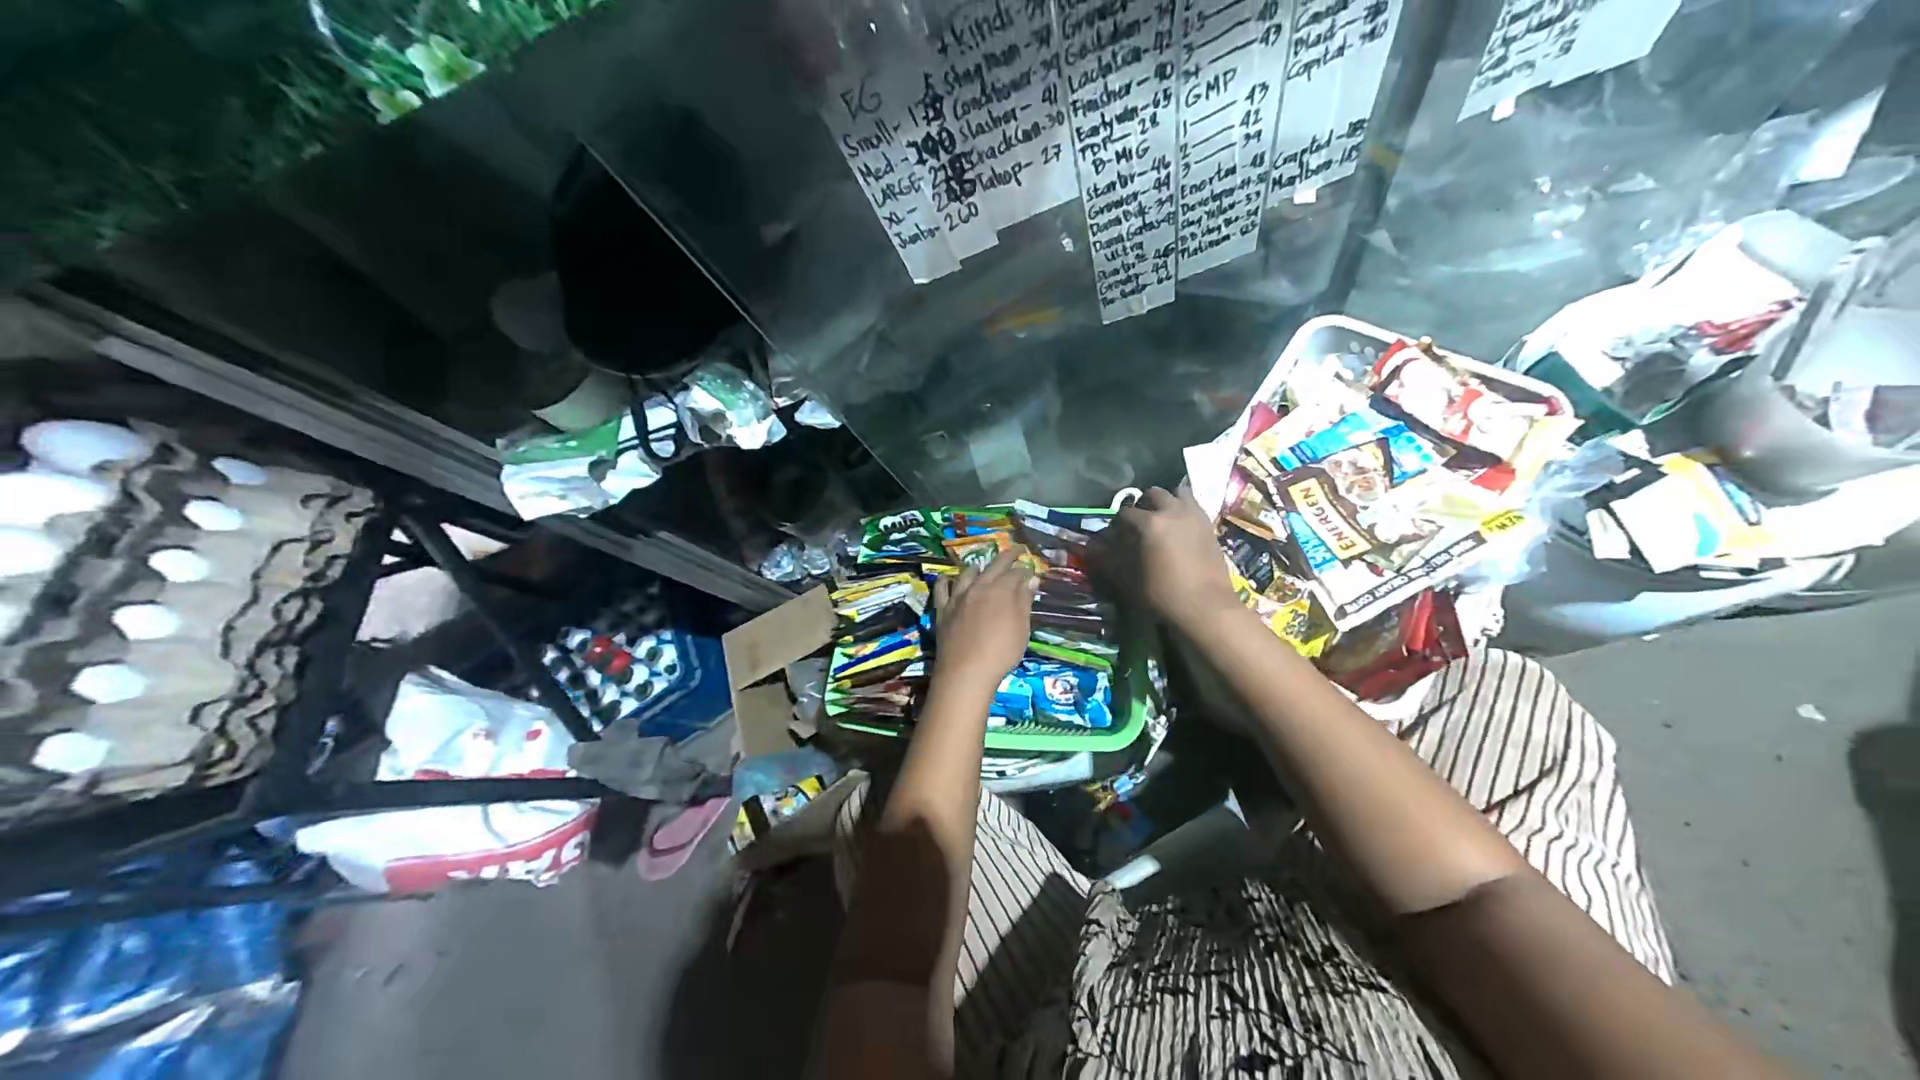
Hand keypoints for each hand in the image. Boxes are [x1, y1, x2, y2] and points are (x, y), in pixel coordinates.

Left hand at [932, 552, 1035, 688]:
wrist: (966, 671)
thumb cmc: (1001, 652)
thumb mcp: (1021, 628)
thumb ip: (1024, 601)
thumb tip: (1031, 578)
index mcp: (1002, 589)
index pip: (1017, 572)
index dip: (1026, 570)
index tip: (1032, 571)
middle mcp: (979, 586)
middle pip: (994, 566)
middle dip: (1007, 556)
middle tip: (1016, 550)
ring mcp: (958, 596)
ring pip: (968, 573)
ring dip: (979, 567)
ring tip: (984, 566)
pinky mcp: (943, 609)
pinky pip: (942, 588)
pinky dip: (946, 580)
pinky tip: (948, 578)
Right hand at [1094, 485, 1241, 631]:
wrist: (1206, 607)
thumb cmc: (1163, 594)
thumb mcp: (1129, 579)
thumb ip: (1111, 559)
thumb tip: (1096, 548)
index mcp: (1149, 523)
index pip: (1125, 512)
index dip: (1117, 523)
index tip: (1116, 534)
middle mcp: (1172, 511)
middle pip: (1153, 493)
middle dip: (1143, 504)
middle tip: (1139, 523)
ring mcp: (1194, 515)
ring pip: (1178, 493)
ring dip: (1167, 501)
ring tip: (1162, 519)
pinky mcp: (1209, 525)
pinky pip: (1193, 506)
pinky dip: (1184, 510)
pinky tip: (1180, 528)